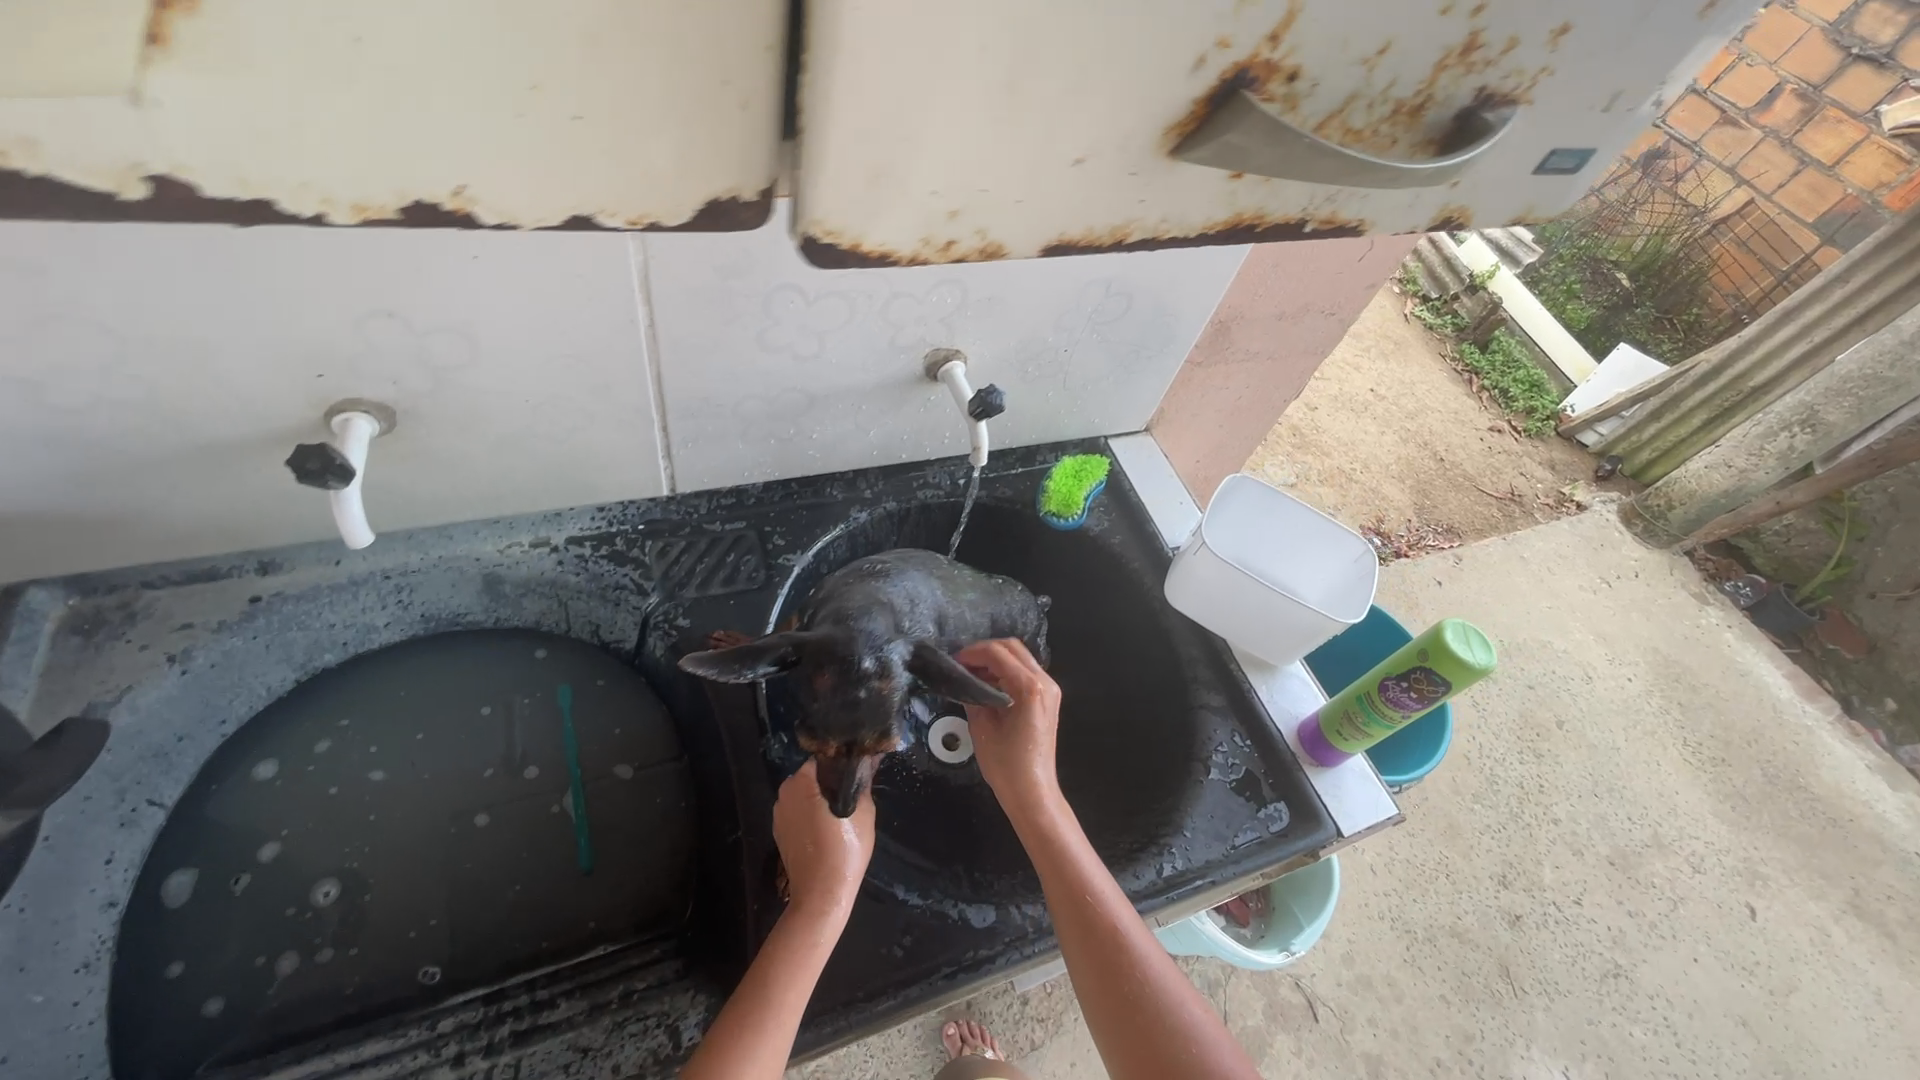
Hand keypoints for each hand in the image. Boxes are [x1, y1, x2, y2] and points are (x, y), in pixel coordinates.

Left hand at [773, 760, 874, 920]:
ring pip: (802, 795)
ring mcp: (778, 815)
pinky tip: (825, 828)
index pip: (820, 760)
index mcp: (802, 783)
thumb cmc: (845, 849)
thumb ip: (862, 783)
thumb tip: (867, 763)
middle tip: (850, 794)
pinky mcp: (779, 833)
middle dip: (827, 782)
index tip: (854, 772)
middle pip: (809, 777)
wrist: (822, 894)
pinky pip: (796, 813)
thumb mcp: (864, 812)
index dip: (838, 764)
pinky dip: (808, 815)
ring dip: (817, 799)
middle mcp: (785, 794)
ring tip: (839, 813)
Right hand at [954, 639, 1062, 819]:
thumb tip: (964, 678)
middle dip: (984, 651)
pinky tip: (988, 685)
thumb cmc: (1005, 764)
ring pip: (1020, 657)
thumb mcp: (981, 726)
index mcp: (1029, 687)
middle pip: (1012, 647)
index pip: (997, 653)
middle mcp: (1044, 682)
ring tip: (972, 674)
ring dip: (996, 660)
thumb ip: (973, 694)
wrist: (1032, 791)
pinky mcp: (1049, 698)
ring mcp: (1050, 689)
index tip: (954, 661)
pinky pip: (1026, 672)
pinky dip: (1006, 671)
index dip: (972, 652)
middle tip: (962, 664)